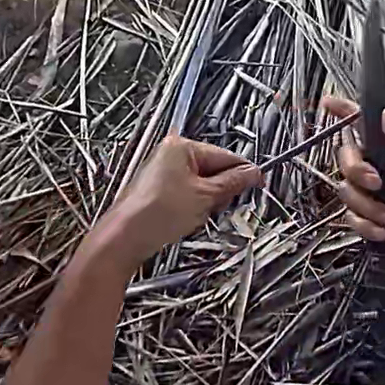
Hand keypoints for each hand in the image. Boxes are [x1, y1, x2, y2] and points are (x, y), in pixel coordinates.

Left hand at [87, 133, 261, 268]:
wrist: (126, 238)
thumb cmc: (157, 213)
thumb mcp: (206, 196)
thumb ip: (234, 183)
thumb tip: (253, 173)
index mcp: (182, 147)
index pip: (225, 155)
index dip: (244, 172)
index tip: (259, 184)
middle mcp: (171, 154)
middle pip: (214, 169)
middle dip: (222, 189)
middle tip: (221, 205)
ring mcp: (165, 172)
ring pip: (203, 184)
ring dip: (210, 200)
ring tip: (200, 214)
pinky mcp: (161, 191)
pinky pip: (190, 194)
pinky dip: (196, 206)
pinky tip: (189, 218)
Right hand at [322, 95, 384, 300]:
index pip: (370, 128)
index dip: (348, 113)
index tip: (329, 103)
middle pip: (348, 159)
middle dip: (357, 172)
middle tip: (376, 185)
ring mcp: (377, 199)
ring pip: (348, 192)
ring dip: (368, 208)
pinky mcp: (371, 223)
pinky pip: (351, 218)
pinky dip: (365, 226)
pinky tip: (384, 234)